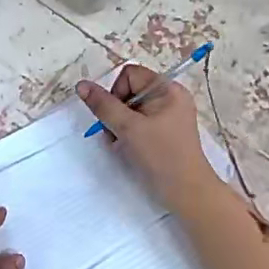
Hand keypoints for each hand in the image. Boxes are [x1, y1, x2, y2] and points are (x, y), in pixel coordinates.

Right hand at [77, 66, 218, 201]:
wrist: (187, 193)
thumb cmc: (160, 156)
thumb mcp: (128, 128)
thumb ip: (103, 105)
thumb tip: (81, 85)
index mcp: (167, 88)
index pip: (130, 75)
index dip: (116, 92)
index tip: (115, 117)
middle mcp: (171, 97)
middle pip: (130, 91)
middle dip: (117, 112)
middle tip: (116, 134)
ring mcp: (170, 115)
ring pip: (132, 109)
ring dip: (120, 125)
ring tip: (122, 145)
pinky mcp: (167, 132)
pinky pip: (141, 122)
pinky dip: (130, 133)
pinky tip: (130, 149)